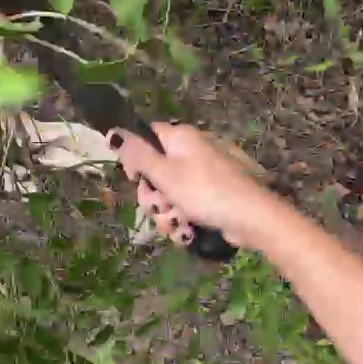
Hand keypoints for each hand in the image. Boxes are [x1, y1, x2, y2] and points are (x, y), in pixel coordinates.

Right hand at [109, 124, 278, 249]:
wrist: (250, 218)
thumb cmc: (204, 191)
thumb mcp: (164, 173)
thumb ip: (136, 154)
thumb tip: (112, 131)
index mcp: (179, 138)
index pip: (145, 139)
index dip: (135, 160)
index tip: (137, 178)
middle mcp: (190, 153)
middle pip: (153, 173)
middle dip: (153, 197)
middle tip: (162, 206)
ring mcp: (200, 177)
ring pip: (166, 196)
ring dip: (167, 215)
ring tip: (179, 223)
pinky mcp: (208, 198)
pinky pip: (183, 208)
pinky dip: (182, 222)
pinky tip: (189, 232)